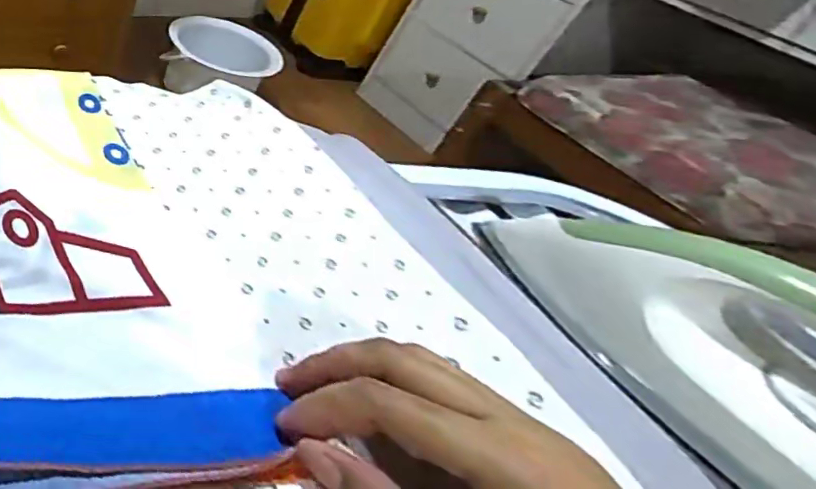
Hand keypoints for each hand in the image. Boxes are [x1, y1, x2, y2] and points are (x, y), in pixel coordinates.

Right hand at [274, 339, 617, 488]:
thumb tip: (308, 448)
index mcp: (508, 457)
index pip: (391, 402)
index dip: (328, 407)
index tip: (283, 429)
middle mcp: (516, 423)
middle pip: (401, 358)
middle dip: (335, 366)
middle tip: (287, 387)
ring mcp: (528, 425)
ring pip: (424, 360)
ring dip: (363, 366)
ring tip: (320, 386)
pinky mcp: (532, 438)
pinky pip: (447, 386)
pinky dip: (398, 383)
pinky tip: (379, 410)